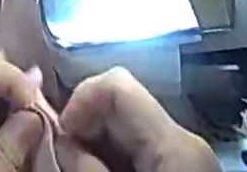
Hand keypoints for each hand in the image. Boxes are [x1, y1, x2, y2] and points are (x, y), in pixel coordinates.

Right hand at [58, 68, 214, 171]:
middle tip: (65, 153)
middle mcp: (183, 136)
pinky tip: (101, 170)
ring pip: (127, 122)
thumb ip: (89, 169)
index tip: (61, 132)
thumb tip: (61, 139)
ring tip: (79, 164)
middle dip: (87, 120)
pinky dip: (114, 153)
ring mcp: (186, 152)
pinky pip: (139, 145)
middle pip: (121, 100)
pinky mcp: (182, 166)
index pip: (118, 83)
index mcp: (176, 141)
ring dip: (97, 138)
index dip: (81, 98)